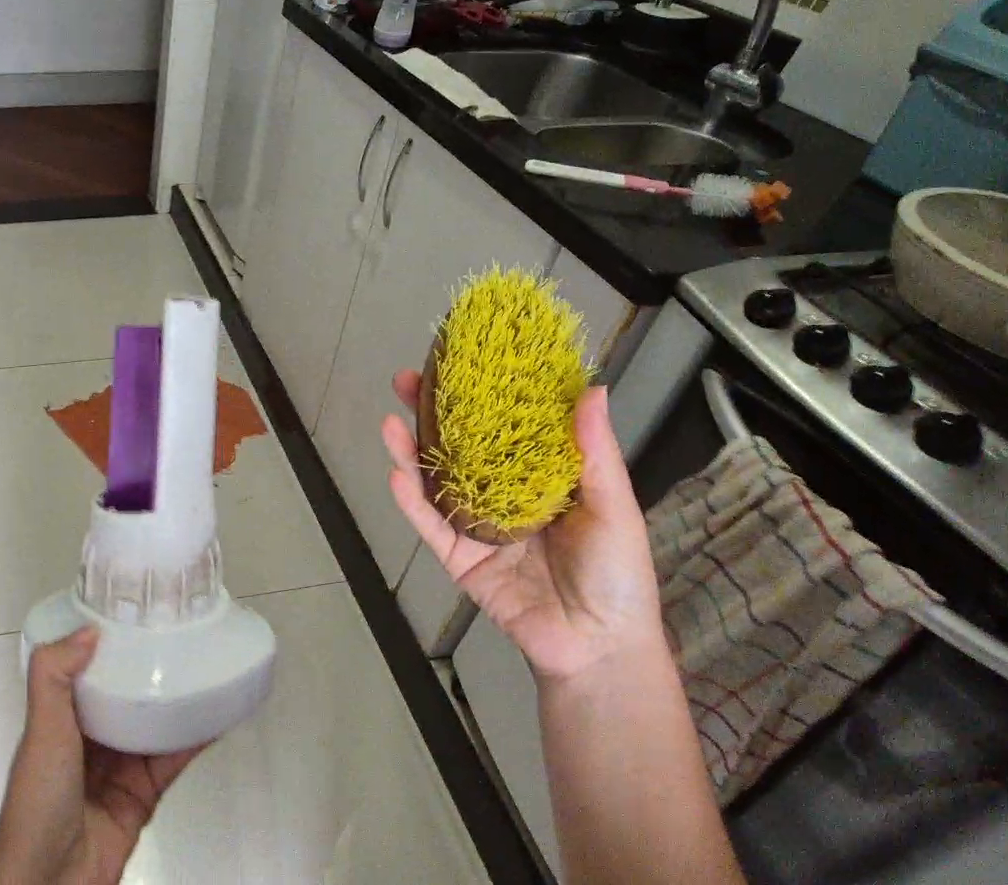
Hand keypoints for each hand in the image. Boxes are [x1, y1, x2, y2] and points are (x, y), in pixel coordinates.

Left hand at [0, 627, 204, 884]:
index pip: (83, 672)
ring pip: (151, 724)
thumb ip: (53, 677)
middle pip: (122, 695)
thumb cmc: (40, 797)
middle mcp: (88, 739)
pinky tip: (215, 715)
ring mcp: (118, 767)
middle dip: (144, 668)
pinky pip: (172, 759)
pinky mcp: (144, 794)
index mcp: (59, 719)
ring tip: (202, 664)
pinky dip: (193, 739)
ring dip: (173, 699)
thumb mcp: (41, 729)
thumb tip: (91, 629)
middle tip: (176, 633)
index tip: (130, 613)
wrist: (53, 881)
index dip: (104, 645)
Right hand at [381, 372, 665, 683]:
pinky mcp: (459, 558)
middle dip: (430, 416)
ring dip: (409, 452)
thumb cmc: (617, 574)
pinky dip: (411, 501)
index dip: (480, 395)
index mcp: (540, 479)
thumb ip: (593, 452)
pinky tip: (396, 474)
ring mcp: (476, 526)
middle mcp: (502, 496)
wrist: (599, 645)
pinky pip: (430, 525)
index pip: (503, 427)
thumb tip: (591, 389)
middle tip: (406, 383)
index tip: (460, 362)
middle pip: (458, 448)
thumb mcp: (614, 507)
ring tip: (390, 422)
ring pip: (434, 482)